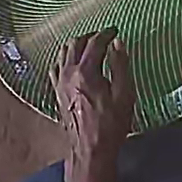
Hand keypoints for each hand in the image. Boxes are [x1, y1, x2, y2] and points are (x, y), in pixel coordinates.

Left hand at [53, 28, 134, 161]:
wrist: (90, 149)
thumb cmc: (111, 124)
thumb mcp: (124, 95)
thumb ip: (120, 66)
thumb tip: (117, 43)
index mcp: (86, 72)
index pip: (95, 43)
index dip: (106, 34)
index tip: (115, 31)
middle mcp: (68, 73)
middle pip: (75, 44)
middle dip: (90, 37)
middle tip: (104, 37)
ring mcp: (59, 83)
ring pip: (63, 53)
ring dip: (76, 45)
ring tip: (89, 46)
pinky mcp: (56, 92)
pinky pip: (57, 67)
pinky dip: (65, 59)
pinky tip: (72, 63)